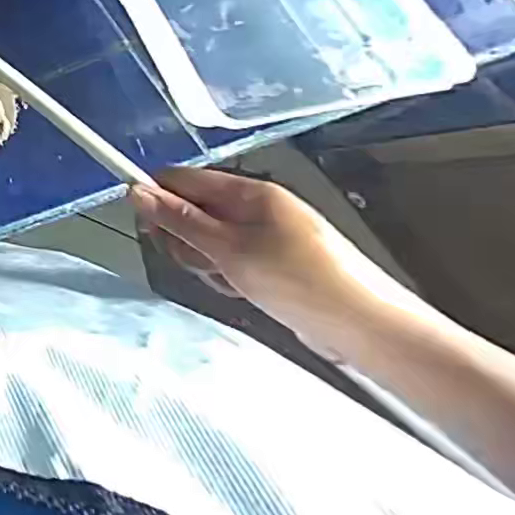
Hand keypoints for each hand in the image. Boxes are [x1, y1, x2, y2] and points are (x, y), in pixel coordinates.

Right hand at [129, 166, 423, 354]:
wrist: (379, 335)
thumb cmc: (305, 285)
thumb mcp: (229, 250)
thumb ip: (178, 220)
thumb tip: (135, 190)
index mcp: (250, 192)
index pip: (182, 178)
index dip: (158, 196)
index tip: (147, 224)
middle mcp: (258, 207)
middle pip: (192, 207)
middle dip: (183, 235)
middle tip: (197, 261)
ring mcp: (268, 234)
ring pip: (208, 236)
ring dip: (205, 259)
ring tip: (228, 280)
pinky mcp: (276, 261)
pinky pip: (231, 256)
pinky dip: (227, 272)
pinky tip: (243, 290)